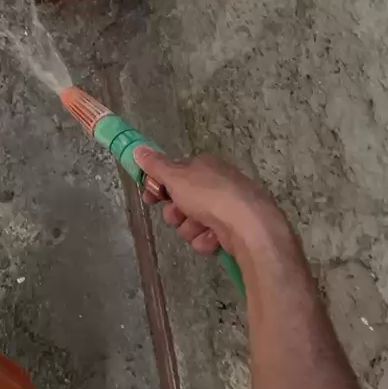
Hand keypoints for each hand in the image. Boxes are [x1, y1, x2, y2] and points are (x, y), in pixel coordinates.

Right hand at [133, 148, 293, 262]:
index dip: (158, 187)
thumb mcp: (176, 176)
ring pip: (191, 222)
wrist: (248, 226)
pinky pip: (206, 236)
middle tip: (178, 215)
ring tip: (200, 228)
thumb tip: (138, 149)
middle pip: (181, 201)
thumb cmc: (210, 196)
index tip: (149, 199)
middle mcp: (216, 185)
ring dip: (190, 228)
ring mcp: (226, 208)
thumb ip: (155, 165)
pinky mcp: (233, 230)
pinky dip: (206, 239)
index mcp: (205, 167)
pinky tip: (213, 237)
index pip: (174, 174)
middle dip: (175, 212)